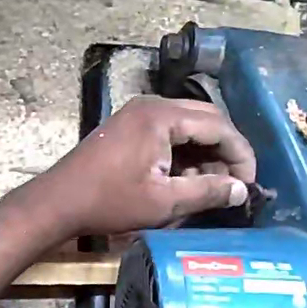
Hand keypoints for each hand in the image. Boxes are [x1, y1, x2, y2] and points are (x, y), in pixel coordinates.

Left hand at [12, 96, 256, 240]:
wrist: (57, 203)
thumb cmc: (110, 202)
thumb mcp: (164, 202)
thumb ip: (208, 191)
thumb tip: (242, 190)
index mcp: (162, 116)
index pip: (219, 125)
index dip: (241, 154)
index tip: (250, 183)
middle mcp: (153, 104)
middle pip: (207, 118)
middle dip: (226, 149)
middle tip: (235, 182)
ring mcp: (139, 112)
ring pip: (190, 123)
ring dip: (206, 150)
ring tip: (212, 184)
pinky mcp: (131, 124)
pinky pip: (171, 129)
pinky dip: (186, 150)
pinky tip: (188, 177)